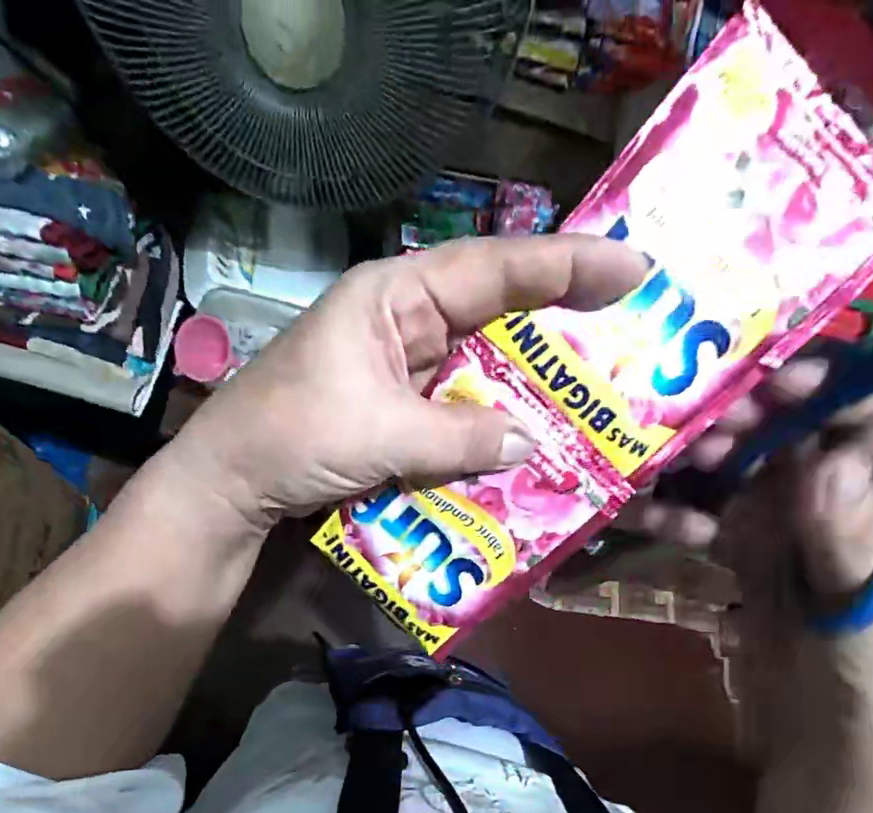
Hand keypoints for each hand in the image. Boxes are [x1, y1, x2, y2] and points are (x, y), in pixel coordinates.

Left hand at [165, 235, 648, 531]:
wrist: (231, 486)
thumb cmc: (290, 435)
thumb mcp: (377, 431)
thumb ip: (459, 435)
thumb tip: (532, 442)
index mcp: (394, 298)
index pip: (492, 268)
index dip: (566, 266)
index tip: (636, 267)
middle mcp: (406, 327)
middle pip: (499, 322)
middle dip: (565, 337)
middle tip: (641, 346)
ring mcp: (404, 375)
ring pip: (485, 375)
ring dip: (535, 395)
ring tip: (608, 407)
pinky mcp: (401, 417)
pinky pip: (462, 418)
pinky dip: (496, 433)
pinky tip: (540, 450)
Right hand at [628, 372, 872, 758]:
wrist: (833, 746)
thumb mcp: (872, 605)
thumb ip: (849, 532)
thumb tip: (818, 456)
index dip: (827, 383)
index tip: (766, 380)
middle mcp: (841, 497)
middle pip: (791, 430)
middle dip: (741, 419)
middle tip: (690, 426)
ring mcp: (786, 525)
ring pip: (738, 468)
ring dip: (697, 462)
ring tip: (655, 467)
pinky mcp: (743, 554)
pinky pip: (704, 515)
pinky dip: (673, 511)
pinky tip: (643, 516)